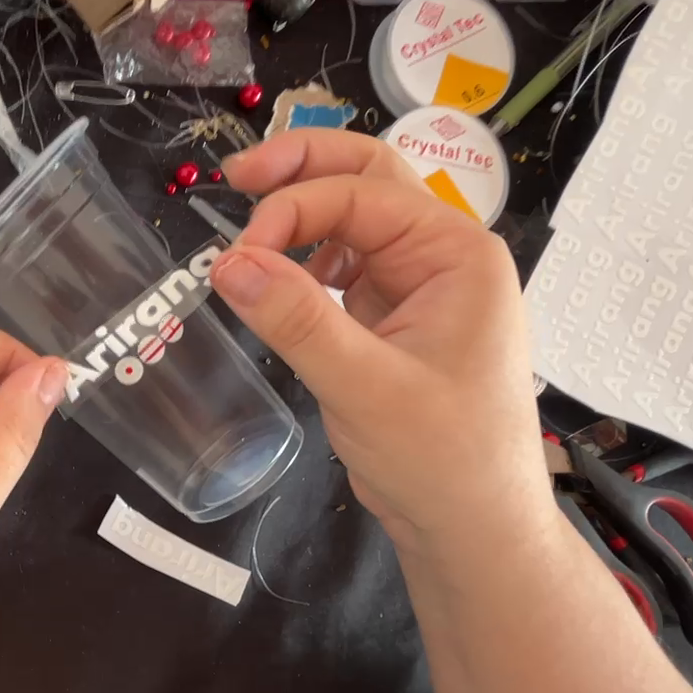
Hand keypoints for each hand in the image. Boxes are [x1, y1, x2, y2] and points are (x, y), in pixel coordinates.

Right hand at [208, 128, 548, 552]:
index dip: (292, 211)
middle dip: (302, 171)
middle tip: (237, 176)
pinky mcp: (388, 322)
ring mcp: (413, 290)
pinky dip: (304, 265)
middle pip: (368, 181)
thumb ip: (296, 320)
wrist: (466, 522)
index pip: (362, 195)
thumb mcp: (362, 385)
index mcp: (454, 254)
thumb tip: (226, 263)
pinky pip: (342, 272)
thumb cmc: (437, 454)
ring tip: (246, 229)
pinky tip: (276, 283)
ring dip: (300, 217)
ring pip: (352, 224)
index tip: (234, 256)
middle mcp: (438, 258)